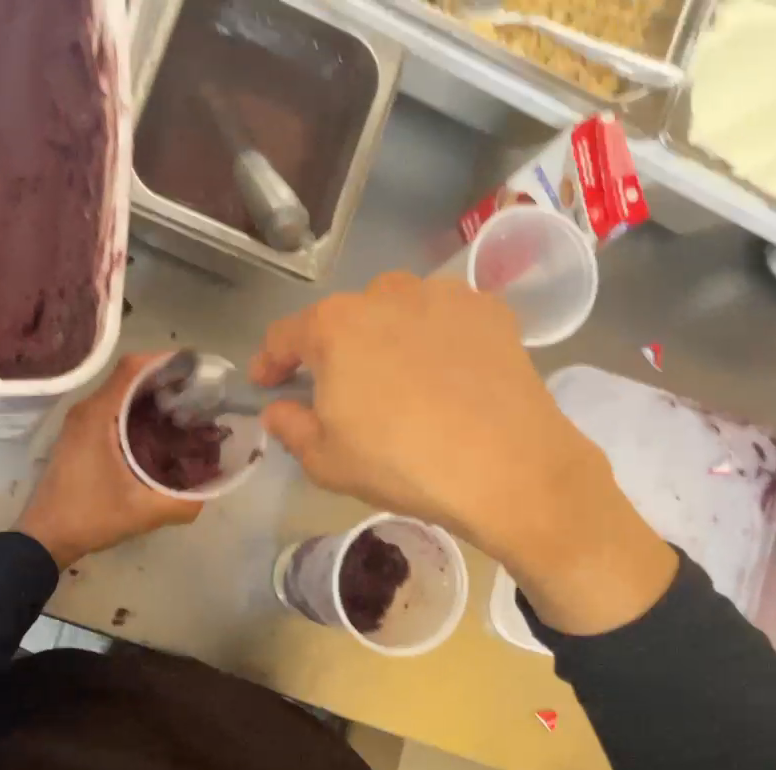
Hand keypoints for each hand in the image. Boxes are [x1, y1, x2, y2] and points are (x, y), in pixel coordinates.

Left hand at [16, 353, 201, 568]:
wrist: (45, 537)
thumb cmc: (90, 517)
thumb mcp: (144, 512)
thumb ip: (183, 502)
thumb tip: (209, 493)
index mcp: (98, 415)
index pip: (133, 367)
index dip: (166, 362)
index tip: (197, 372)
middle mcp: (87, 410)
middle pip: (129, 377)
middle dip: (165, 381)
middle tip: (199, 396)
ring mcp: (79, 423)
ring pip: (120, 393)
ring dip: (151, 397)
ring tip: (186, 411)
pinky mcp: (79, 436)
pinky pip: (112, 410)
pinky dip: (136, 412)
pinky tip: (159, 432)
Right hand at [253, 272, 674, 634]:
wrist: (508, 467)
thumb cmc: (400, 464)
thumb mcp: (325, 460)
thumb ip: (290, 427)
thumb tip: (280, 410)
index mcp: (334, 327)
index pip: (284, 335)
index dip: (269, 362)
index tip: (267, 386)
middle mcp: (385, 296)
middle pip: (342, 318)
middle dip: (331, 351)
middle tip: (337, 391)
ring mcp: (443, 297)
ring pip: (395, 310)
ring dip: (383, 337)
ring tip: (394, 379)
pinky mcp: (490, 312)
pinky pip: (444, 320)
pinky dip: (433, 340)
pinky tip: (443, 377)